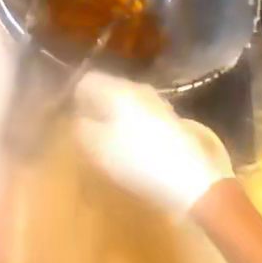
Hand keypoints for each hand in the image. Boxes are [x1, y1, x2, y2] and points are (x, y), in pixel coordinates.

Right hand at [72, 71, 231, 214]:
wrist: (194, 182)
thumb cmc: (140, 161)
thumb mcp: (99, 149)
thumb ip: (82, 130)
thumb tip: (77, 118)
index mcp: (118, 90)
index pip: (87, 80)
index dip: (74, 95)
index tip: (67, 114)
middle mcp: (138, 90)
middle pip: (108, 89)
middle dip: (94, 105)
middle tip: (84, 127)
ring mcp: (158, 104)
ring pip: (126, 102)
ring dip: (113, 116)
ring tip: (106, 140)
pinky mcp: (171, 121)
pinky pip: (141, 116)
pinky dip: (131, 126)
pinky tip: (131, 147)